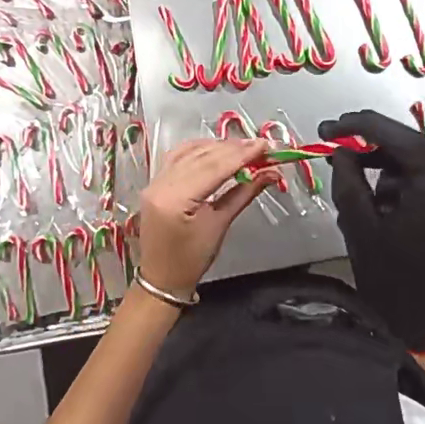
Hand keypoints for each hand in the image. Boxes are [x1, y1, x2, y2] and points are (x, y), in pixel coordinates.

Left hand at [136, 138, 280, 296]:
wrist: (162, 278)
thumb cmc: (192, 259)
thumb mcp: (220, 225)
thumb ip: (244, 193)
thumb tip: (270, 173)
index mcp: (175, 199)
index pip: (213, 167)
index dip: (241, 154)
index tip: (265, 145)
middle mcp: (160, 185)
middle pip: (201, 157)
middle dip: (232, 149)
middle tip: (260, 145)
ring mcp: (154, 182)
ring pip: (188, 153)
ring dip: (216, 147)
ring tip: (243, 147)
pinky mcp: (155, 183)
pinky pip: (177, 157)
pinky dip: (198, 150)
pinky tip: (215, 149)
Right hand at [319, 110, 424, 352]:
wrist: (411, 312)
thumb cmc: (384, 273)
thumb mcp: (358, 224)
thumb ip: (349, 182)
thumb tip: (341, 151)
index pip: (406, 141)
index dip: (368, 126)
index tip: (335, 126)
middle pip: (410, 146)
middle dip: (371, 136)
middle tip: (334, 133)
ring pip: (410, 162)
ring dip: (377, 157)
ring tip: (343, 163)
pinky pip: (411, 181)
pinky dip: (386, 176)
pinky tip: (363, 188)